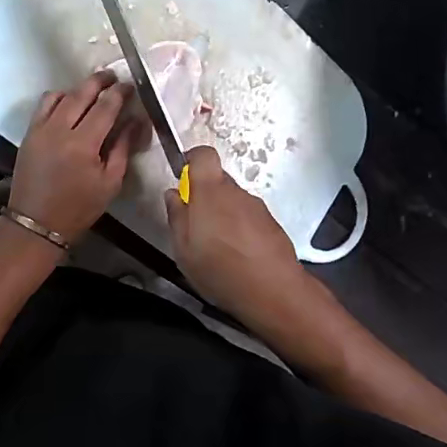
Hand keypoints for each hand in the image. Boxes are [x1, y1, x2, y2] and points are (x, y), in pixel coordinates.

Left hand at [11, 71, 145, 237]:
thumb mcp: (110, 182)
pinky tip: (69, 102)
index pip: (106, 106)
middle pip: (82, 93)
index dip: (120, 93)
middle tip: (113, 76)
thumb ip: (123, 147)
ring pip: (62, 95)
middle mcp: (60, 129)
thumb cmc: (80, 207)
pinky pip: (44, 105)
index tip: (130, 86)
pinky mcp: (29, 133)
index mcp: (84, 144)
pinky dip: (59, 98)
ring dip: (79, 88)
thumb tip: (136, 121)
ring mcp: (41, 129)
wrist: (37, 222)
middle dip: (100, 82)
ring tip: (93, 89)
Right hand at [164, 145, 309, 320]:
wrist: (273, 291)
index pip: (203, 155)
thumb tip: (173, 195)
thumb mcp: (183, 249)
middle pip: (218, 181)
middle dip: (205, 196)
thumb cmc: (221, 270)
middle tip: (195, 225)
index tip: (183, 179)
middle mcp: (237, 192)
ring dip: (223, 215)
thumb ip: (176, 216)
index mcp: (211, 191)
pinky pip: (249, 217)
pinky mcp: (272, 224)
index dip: (191, 161)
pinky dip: (240, 229)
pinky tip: (236, 255)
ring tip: (216, 247)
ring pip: (234, 200)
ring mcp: (257, 207)